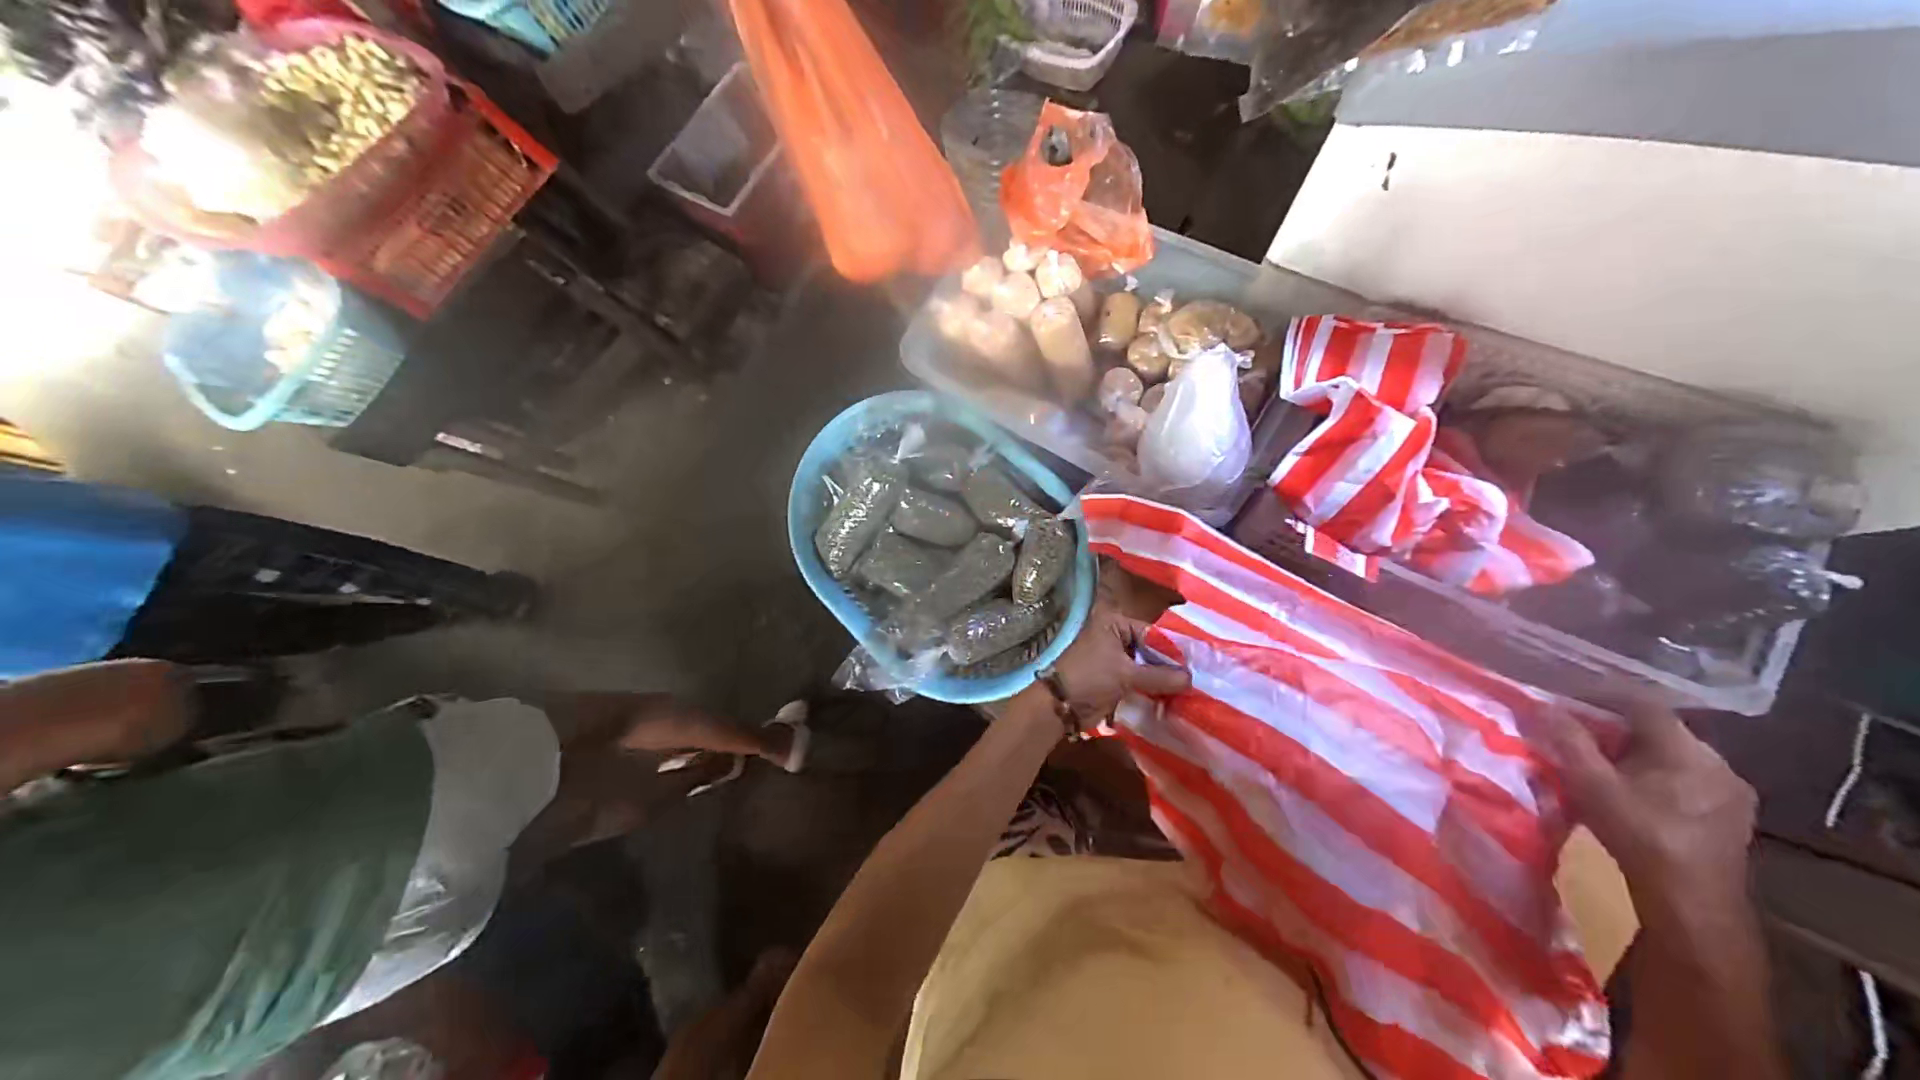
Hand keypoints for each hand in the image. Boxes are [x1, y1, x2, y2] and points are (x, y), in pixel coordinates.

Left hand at [1045, 600, 1190, 722]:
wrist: (1060, 705)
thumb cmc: (1089, 678)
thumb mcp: (1126, 674)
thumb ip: (1159, 676)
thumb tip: (1192, 679)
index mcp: (1114, 624)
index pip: (1153, 633)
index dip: (1173, 650)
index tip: (1196, 665)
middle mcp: (1115, 637)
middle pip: (1151, 651)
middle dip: (1169, 667)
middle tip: (1198, 680)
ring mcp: (1114, 659)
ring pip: (1146, 668)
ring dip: (1163, 681)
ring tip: (1190, 692)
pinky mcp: (1114, 679)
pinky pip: (1139, 682)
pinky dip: (1152, 690)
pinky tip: (1172, 699)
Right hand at [1536, 701, 1756, 923]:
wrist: (1691, 900)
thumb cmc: (1638, 834)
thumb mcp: (1590, 783)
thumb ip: (1567, 740)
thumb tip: (1541, 705)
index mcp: (1686, 749)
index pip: (1642, 703)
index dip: (1603, 696)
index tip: (1568, 702)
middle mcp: (1718, 762)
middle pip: (1659, 729)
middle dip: (1617, 728)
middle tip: (1580, 737)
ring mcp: (1733, 790)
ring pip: (1675, 755)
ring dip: (1638, 753)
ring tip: (1604, 767)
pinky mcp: (1734, 814)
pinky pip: (1690, 778)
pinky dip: (1659, 775)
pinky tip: (1638, 794)